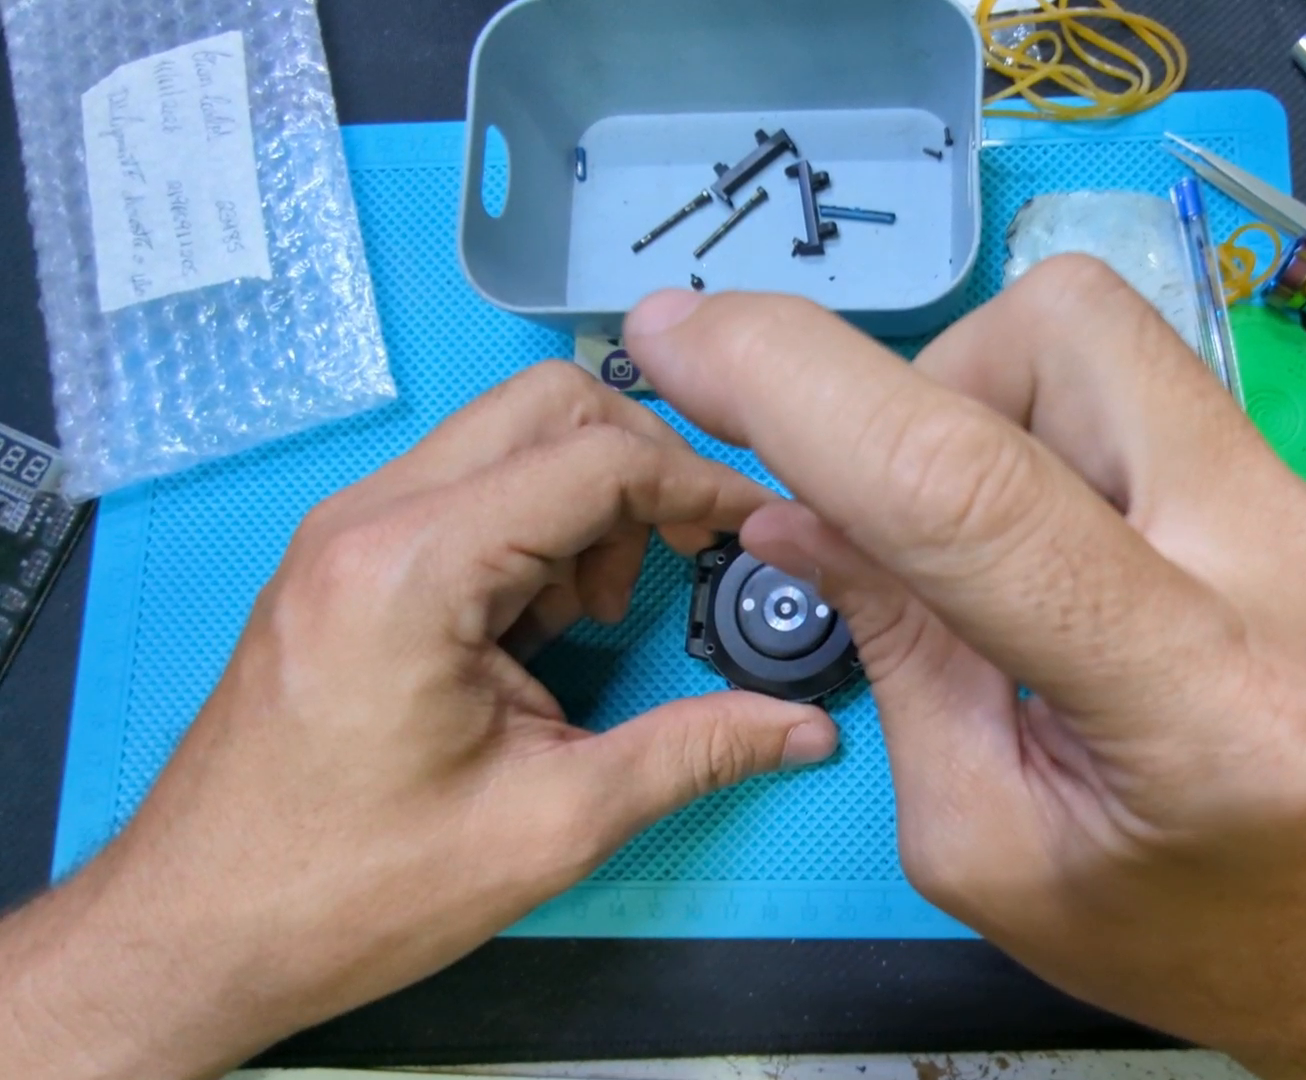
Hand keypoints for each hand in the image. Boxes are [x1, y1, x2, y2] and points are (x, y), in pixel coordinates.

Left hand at [0, 363, 837, 1079]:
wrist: (190, 937)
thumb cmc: (361, 886)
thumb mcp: (558, 823)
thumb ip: (699, 752)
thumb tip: (809, 730)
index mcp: (418, 569)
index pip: (598, 462)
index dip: (701, 484)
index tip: (762, 525)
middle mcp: (377, 516)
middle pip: (551, 404)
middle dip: (647, 460)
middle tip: (685, 546)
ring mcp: (359, 525)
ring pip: (519, 433)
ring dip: (598, 493)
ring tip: (605, 600)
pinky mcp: (359, 550)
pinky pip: (486, 481)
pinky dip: (552, 520)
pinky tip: (554, 612)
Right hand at [627, 258, 1305, 1077]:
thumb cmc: (1159, 923)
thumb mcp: (976, 834)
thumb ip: (893, 652)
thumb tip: (793, 509)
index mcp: (1201, 706)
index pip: (978, 497)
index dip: (807, 394)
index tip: (680, 334)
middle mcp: (1286, 564)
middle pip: (1066, 333)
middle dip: (928, 384)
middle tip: (901, 511)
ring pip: (1099, 333)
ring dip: (986, 403)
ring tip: (982, 539)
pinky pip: (1136, 378)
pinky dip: (1044, 422)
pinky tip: (1048, 527)